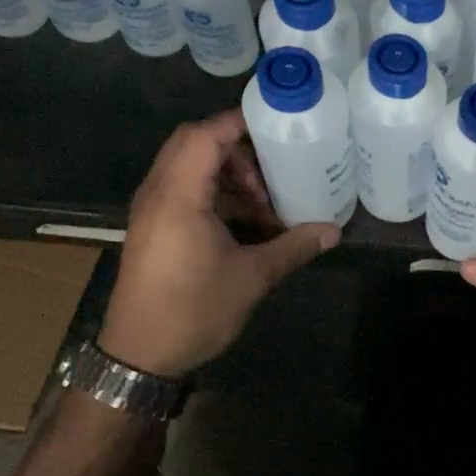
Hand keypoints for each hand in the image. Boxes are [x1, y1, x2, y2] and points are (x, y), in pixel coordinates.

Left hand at [99, 110, 338, 376]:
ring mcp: (153, 211)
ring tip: (265, 205)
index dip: (239, 122)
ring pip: (191, 170)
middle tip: (274, 172)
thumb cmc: (194, 310)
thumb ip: (293, 247)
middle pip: (195, 145)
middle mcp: (159, 193)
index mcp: (178, 196)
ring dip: (230, 177)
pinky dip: (217, 197)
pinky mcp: (155, 229)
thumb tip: (334, 231)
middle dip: (238, 151)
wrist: (140, 353)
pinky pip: (186, 193)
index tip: (278, 126)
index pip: (204, 135)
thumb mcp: (252, 277)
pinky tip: (248, 226)